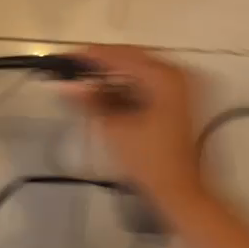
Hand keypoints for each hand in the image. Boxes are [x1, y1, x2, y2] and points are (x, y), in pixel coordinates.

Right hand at [59, 45, 208, 205]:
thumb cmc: (149, 161)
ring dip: (113, 75)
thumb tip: (67, 85)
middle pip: (132, 58)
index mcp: (165, 77)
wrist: (181, 191)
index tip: (63, 58)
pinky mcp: (183, 101)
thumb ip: (89, 101)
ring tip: (84, 82)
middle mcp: (179, 75)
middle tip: (71, 70)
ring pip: (140, 70)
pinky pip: (150, 83)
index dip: (88, 56)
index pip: (120, 56)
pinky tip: (106, 94)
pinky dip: (128, 86)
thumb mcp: (113, 128)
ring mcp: (185, 88)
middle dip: (101, 64)